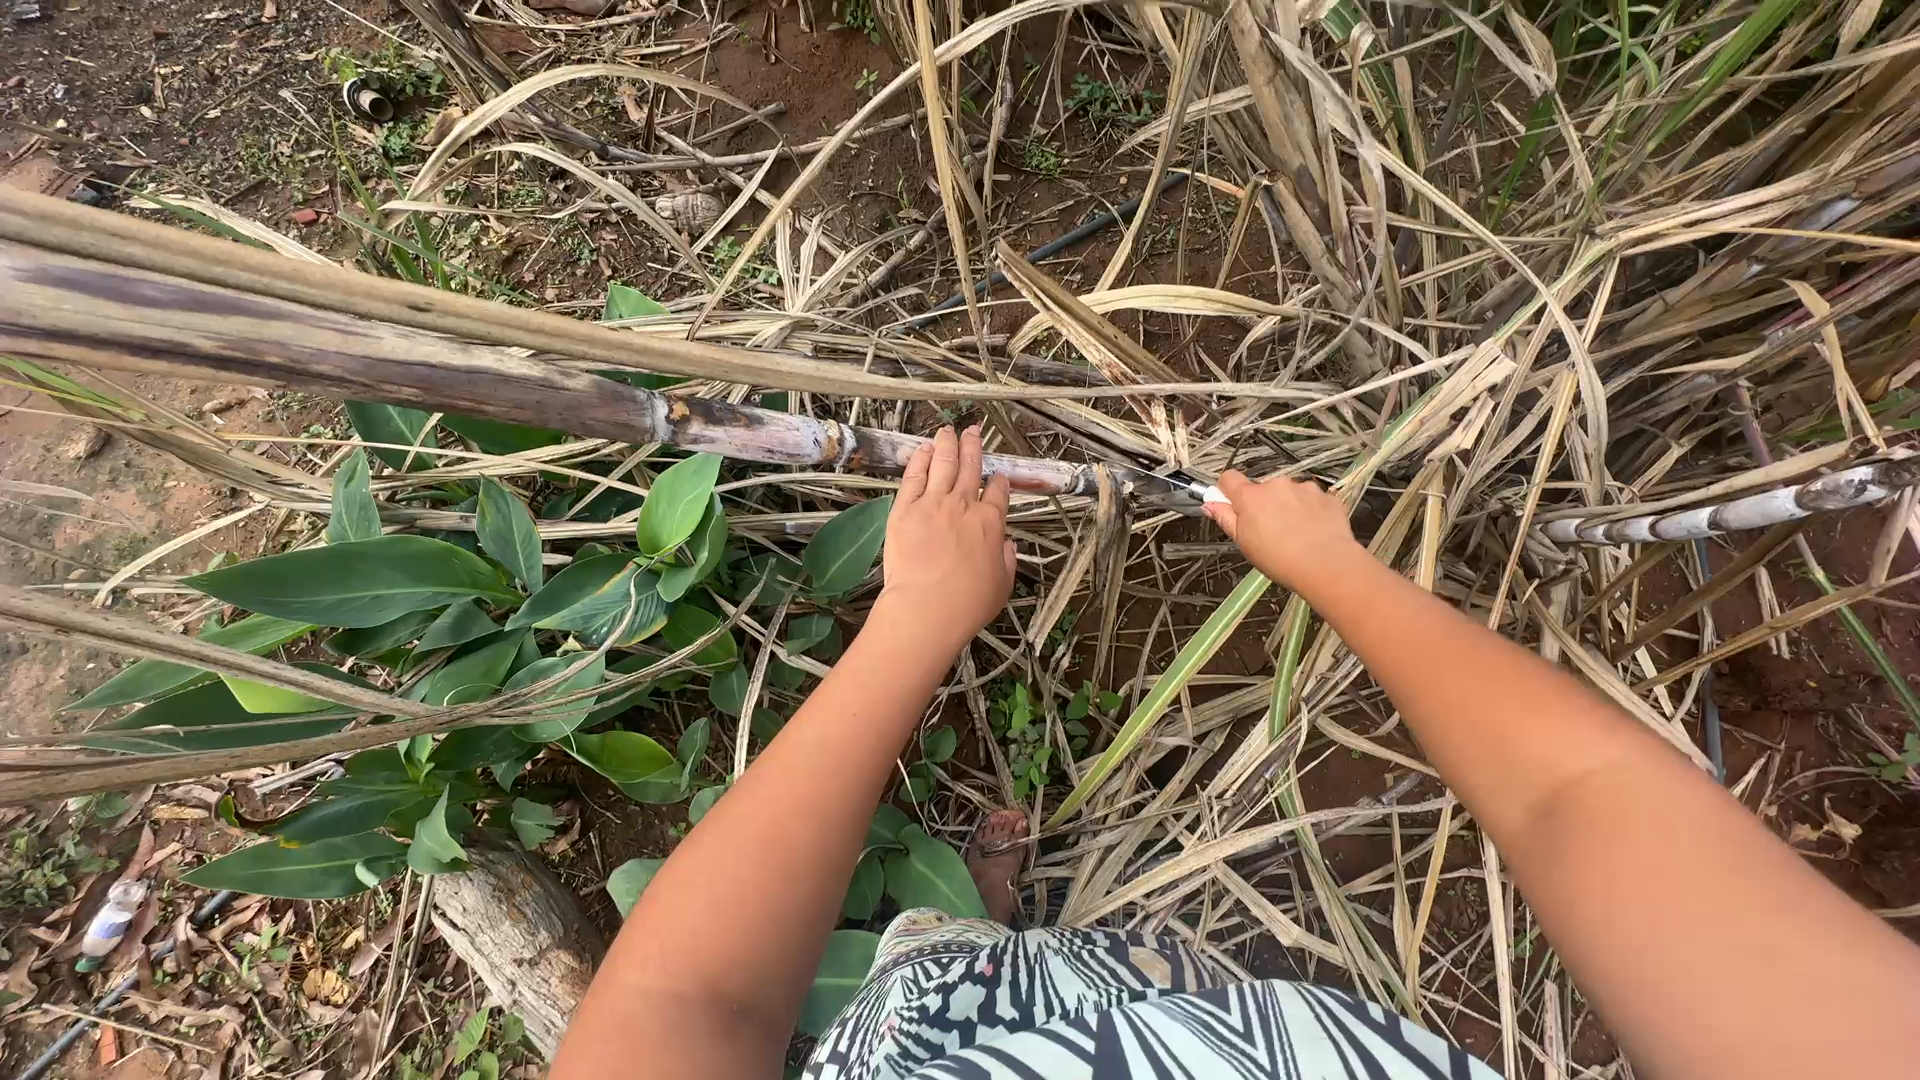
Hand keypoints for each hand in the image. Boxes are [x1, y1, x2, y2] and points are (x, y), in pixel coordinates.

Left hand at [874, 425, 1015, 654]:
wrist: (928, 607)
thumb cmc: (968, 604)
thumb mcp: (1002, 586)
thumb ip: (1006, 561)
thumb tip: (1007, 546)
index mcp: (991, 523)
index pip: (999, 492)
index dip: (999, 482)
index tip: (997, 477)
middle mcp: (965, 505)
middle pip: (971, 467)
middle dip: (973, 446)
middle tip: (973, 431)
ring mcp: (934, 503)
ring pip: (944, 463)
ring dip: (948, 444)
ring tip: (948, 430)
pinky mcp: (905, 508)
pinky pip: (914, 476)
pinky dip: (920, 459)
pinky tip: (924, 449)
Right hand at [1203, 469, 1360, 588]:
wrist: (1326, 563)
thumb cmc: (1278, 558)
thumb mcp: (1243, 543)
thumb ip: (1225, 518)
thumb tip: (1209, 504)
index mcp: (1251, 496)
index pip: (1229, 478)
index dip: (1228, 491)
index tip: (1233, 506)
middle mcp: (1276, 484)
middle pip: (1262, 488)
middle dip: (1264, 503)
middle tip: (1270, 529)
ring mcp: (1304, 488)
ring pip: (1289, 493)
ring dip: (1289, 506)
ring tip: (1296, 532)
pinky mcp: (1326, 496)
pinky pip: (1312, 499)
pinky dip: (1311, 511)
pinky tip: (1314, 530)